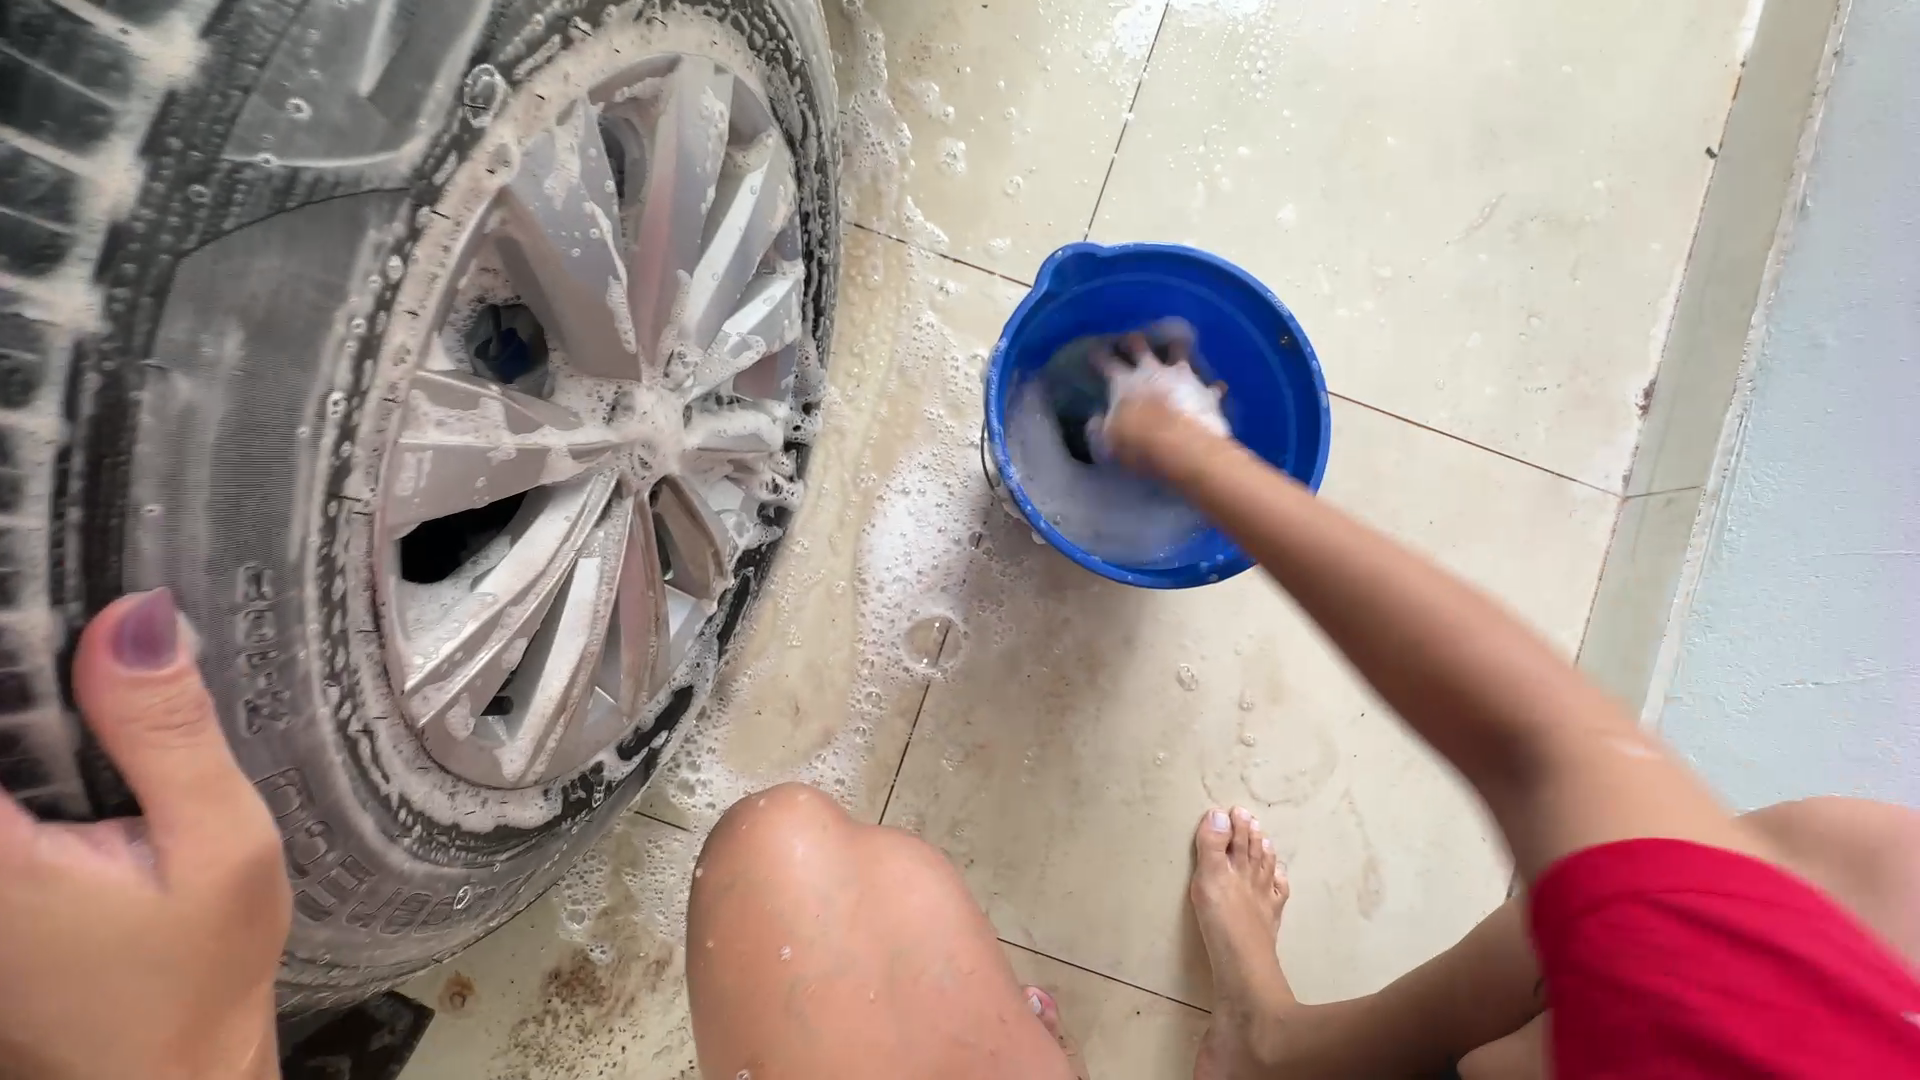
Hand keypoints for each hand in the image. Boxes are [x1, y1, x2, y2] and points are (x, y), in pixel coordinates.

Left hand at [0, 589, 289, 1079]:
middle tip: (59, 565)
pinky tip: (83, 692)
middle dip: (20, 652)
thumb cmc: (201, 953)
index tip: (30, 553)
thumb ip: (167, 735)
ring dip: (27, 687)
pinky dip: (29, 722)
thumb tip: (134, 615)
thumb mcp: (214, 839)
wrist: (167, 1052)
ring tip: (97, 627)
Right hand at [1089, 331, 1232, 472]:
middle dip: (1134, 341)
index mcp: (1124, 382)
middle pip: (1142, 349)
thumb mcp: (1105, 442)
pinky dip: (1211, 388)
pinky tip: (1217, 387)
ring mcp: (1183, 378)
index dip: (1100, 357)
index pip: (1107, 364)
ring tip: (1178, 343)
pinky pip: (1211, 387)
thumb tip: (1096, 420)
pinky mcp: (1206, 393)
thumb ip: (1099, 428)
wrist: (1181, 447)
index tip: (1095, 350)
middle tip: (1131, 336)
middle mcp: (1153, 372)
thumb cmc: (1137, 444)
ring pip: (1180, 354)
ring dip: (1177, 348)